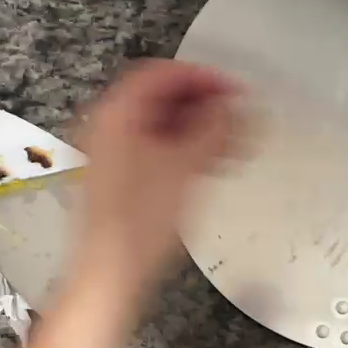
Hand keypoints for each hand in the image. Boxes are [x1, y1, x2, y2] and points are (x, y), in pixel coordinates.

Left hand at [73, 59, 238, 295]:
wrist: (112, 274)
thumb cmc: (136, 226)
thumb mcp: (185, 168)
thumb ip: (214, 129)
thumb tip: (233, 107)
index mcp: (117, 115)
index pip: (163, 74)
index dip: (203, 77)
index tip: (234, 91)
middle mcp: (110, 130)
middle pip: (162, 101)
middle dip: (205, 106)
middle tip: (238, 117)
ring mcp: (114, 158)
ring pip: (163, 129)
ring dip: (200, 131)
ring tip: (234, 144)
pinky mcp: (123, 185)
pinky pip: (159, 154)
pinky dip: (187, 154)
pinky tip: (211, 167)